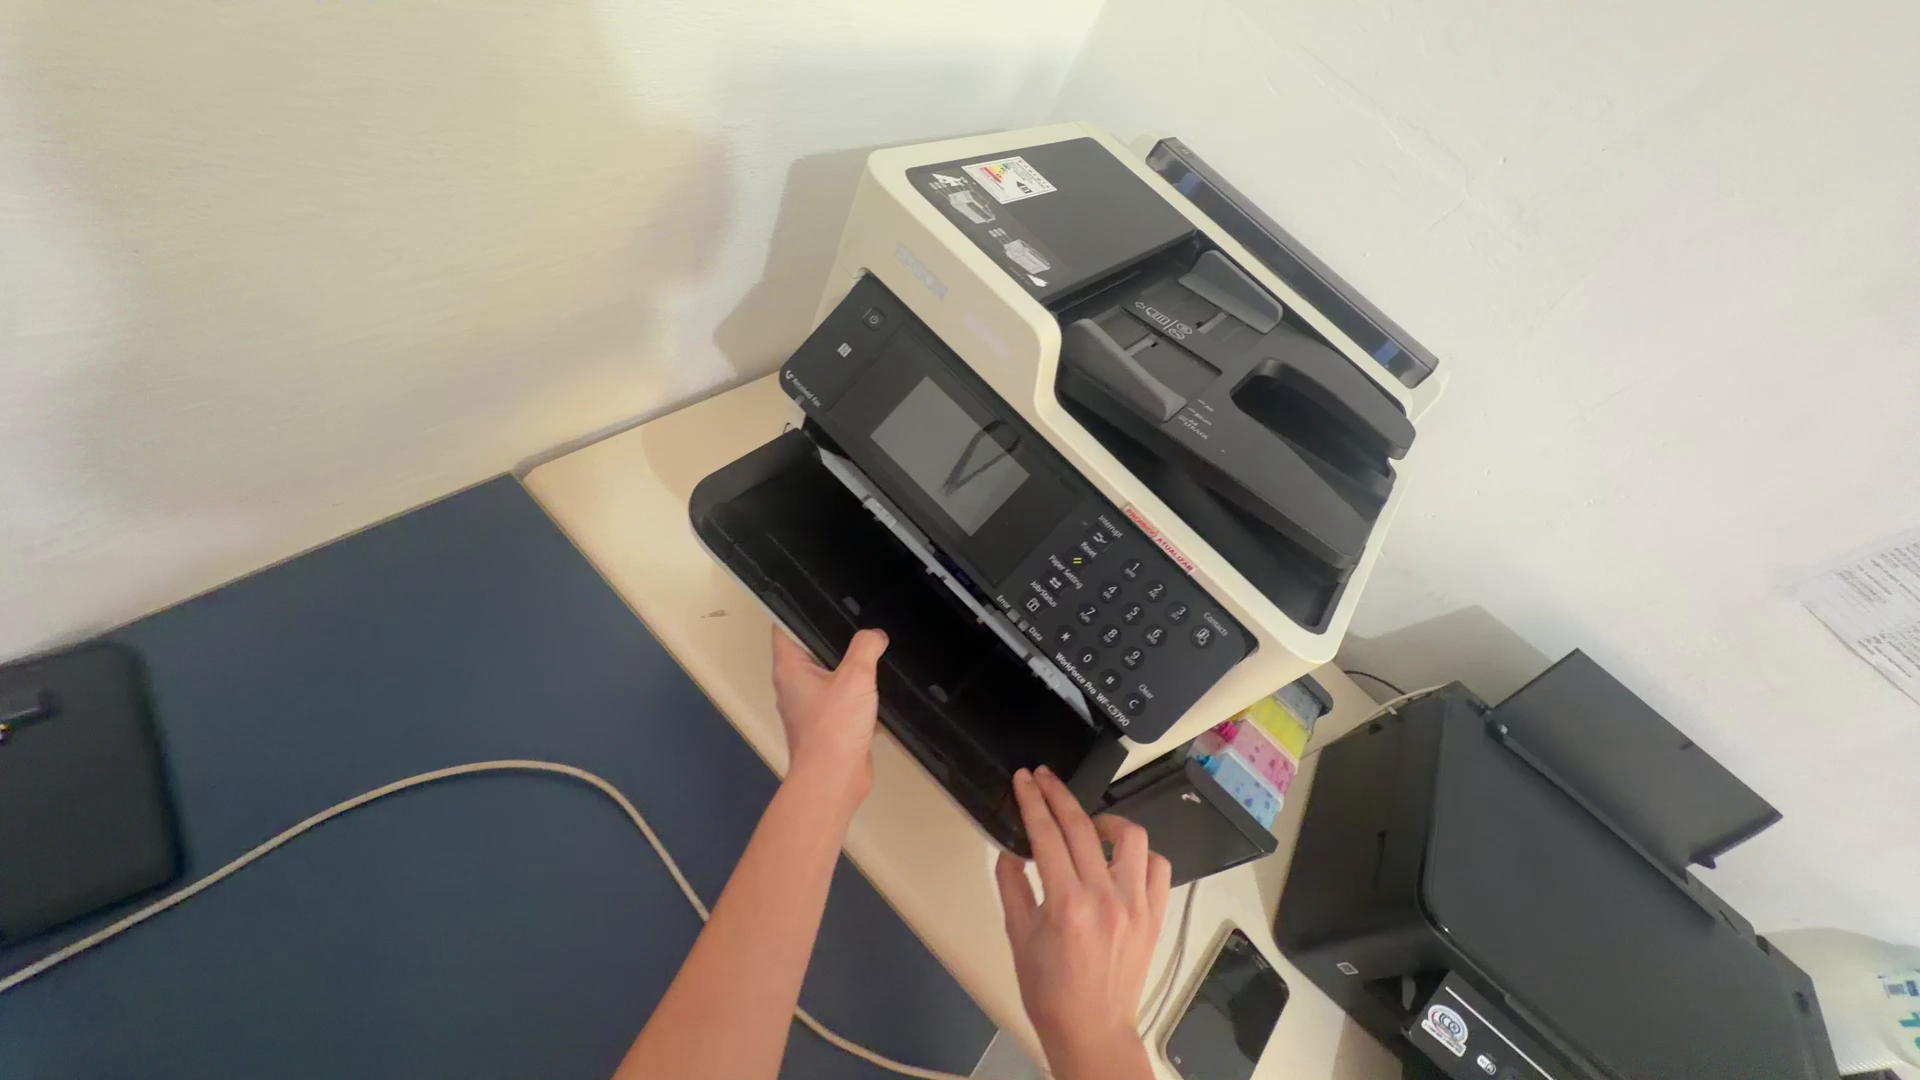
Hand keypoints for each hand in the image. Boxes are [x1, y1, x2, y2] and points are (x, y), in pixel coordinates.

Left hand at [770, 626, 886, 800]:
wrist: (834, 779)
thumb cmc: (834, 725)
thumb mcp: (855, 676)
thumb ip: (866, 647)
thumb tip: (875, 635)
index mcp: (789, 667)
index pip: (785, 627)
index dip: (801, 610)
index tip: (825, 596)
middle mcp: (793, 685)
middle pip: (811, 649)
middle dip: (834, 637)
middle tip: (861, 619)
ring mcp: (808, 707)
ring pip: (829, 675)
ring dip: (849, 667)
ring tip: (875, 649)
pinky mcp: (827, 725)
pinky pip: (842, 699)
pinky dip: (858, 693)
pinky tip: (881, 685)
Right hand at [995, 766, 1170, 1079]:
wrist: (1092, 1032)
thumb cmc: (1050, 991)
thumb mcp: (1018, 937)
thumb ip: (1012, 886)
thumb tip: (1011, 850)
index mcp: (1067, 904)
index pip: (1047, 834)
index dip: (1033, 800)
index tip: (1024, 779)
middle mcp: (1106, 898)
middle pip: (1082, 826)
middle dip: (1058, 794)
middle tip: (1043, 777)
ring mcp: (1137, 905)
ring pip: (1130, 837)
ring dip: (1104, 820)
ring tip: (1087, 824)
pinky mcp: (1155, 915)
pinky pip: (1158, 868)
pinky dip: (1140, 854)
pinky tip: (1120, 857)